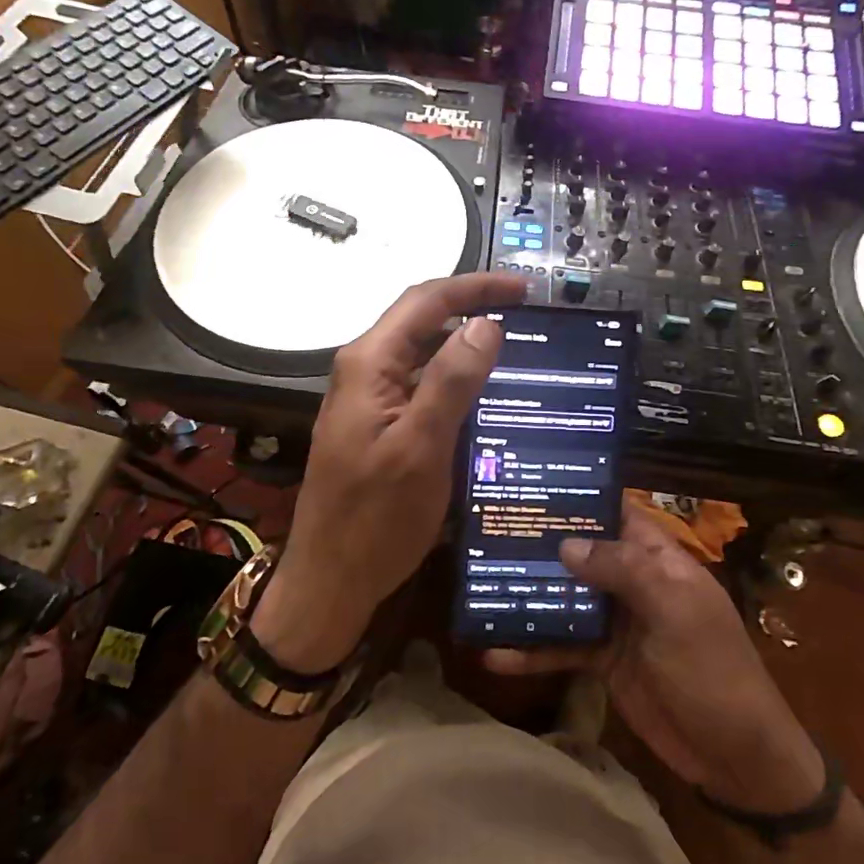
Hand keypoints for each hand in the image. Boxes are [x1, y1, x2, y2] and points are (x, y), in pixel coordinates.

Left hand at [250, 273, 527, 672]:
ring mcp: (366, 402)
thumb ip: (450, 382)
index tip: (526, 288)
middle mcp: (362, 373)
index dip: (474, 287)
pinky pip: (418, 393)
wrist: (331, 576)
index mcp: (367, 364)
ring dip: (465, 353)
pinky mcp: (375, 428)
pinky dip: (453, 388)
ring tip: (520, 359)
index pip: (423, 302)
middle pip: (420, 324)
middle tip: (532, 323)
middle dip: (472, 314)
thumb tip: (485, 323)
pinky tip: (486, 402)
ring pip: (421, 359)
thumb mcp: (421, 448)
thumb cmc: (374, 519)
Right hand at [486, 502, 824, 811]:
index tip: (527, 485)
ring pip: (560, 597)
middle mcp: (631, 583)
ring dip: (524, 595)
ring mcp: (613, 621)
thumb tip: (564, 545)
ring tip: (476, 587)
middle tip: (484, 531)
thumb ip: (624, 571)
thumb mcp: (677, 613)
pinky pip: (557, 646)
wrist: (737, 759)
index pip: (613, 514)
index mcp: (658, 561)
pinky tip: (494, 655)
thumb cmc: (714, 674)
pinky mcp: (599, 658)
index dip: (576, 497)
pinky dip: (528, 650)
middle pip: (577, 553)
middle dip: (535, 544)